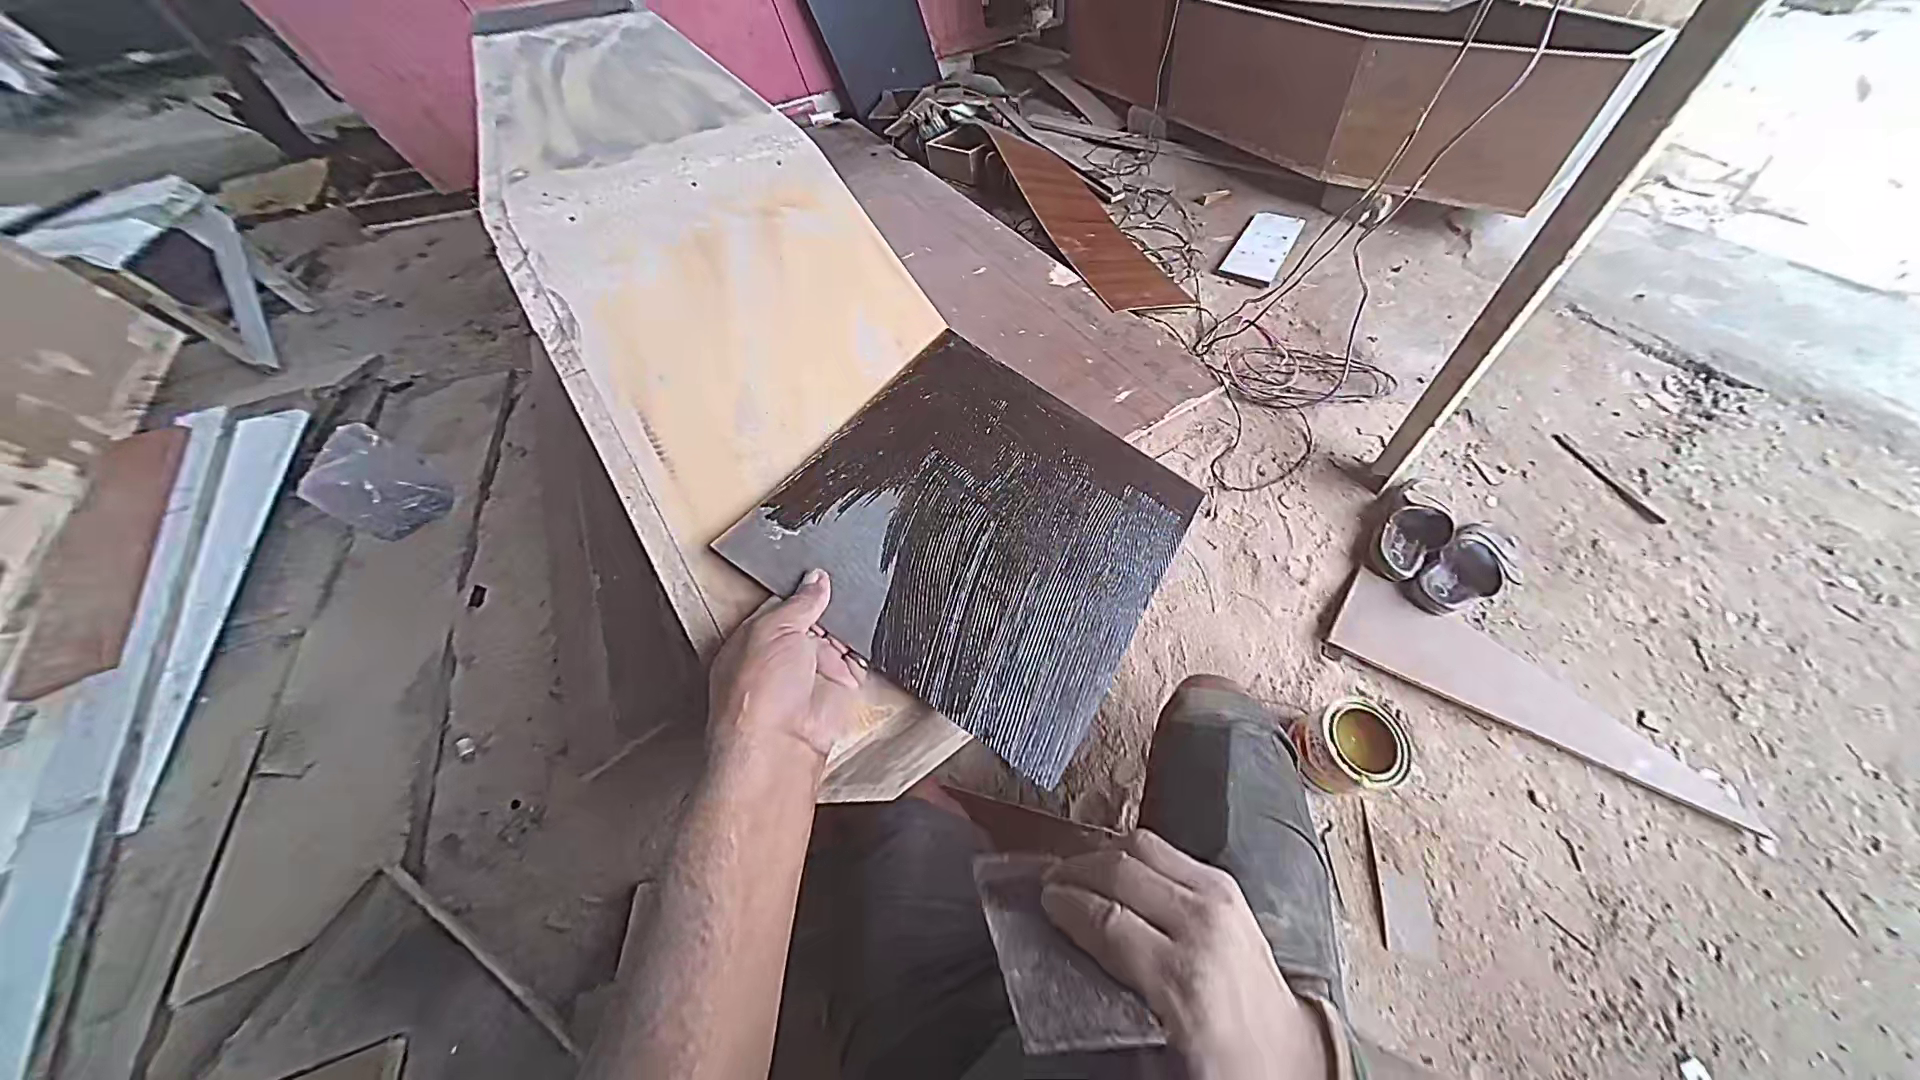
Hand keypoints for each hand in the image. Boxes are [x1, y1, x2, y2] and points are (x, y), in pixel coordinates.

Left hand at [708, 568, 865, 762]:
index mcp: (757, 637)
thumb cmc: (758, 691)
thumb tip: (816, 579)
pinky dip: (863, 652)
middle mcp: (783, 654)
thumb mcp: (775, 628)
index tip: (823, 572)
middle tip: (844, 593)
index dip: (804, 590)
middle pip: (815, 619)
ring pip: (838, 638)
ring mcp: (811, 671)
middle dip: (831, 609)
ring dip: (848, 629)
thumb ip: (800, 602)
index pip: (785, 604)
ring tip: (857, 614)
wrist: (781, 743)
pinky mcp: (837, 687)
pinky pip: (856, 661)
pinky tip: (866, 638)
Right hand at [1041, 829, 1330, 1079]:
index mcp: (1183, 980)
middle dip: (1076, 871)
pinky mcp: (1226, 883)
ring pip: (1140, 847)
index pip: (1107, 919)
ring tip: (1078, 870)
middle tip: (1051, 882)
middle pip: (1119, 872)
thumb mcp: (1158, 1051)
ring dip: (1101, 854)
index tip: (1044, 902)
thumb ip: (1110, 992)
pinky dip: (1131, 851)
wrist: (1291, 1057)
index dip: (1067, 904)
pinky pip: (1165, 848)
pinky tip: (1116, 867)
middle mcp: (1202, 927)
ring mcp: (1218, 897)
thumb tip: (1067, 946)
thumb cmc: (1223, 1063)